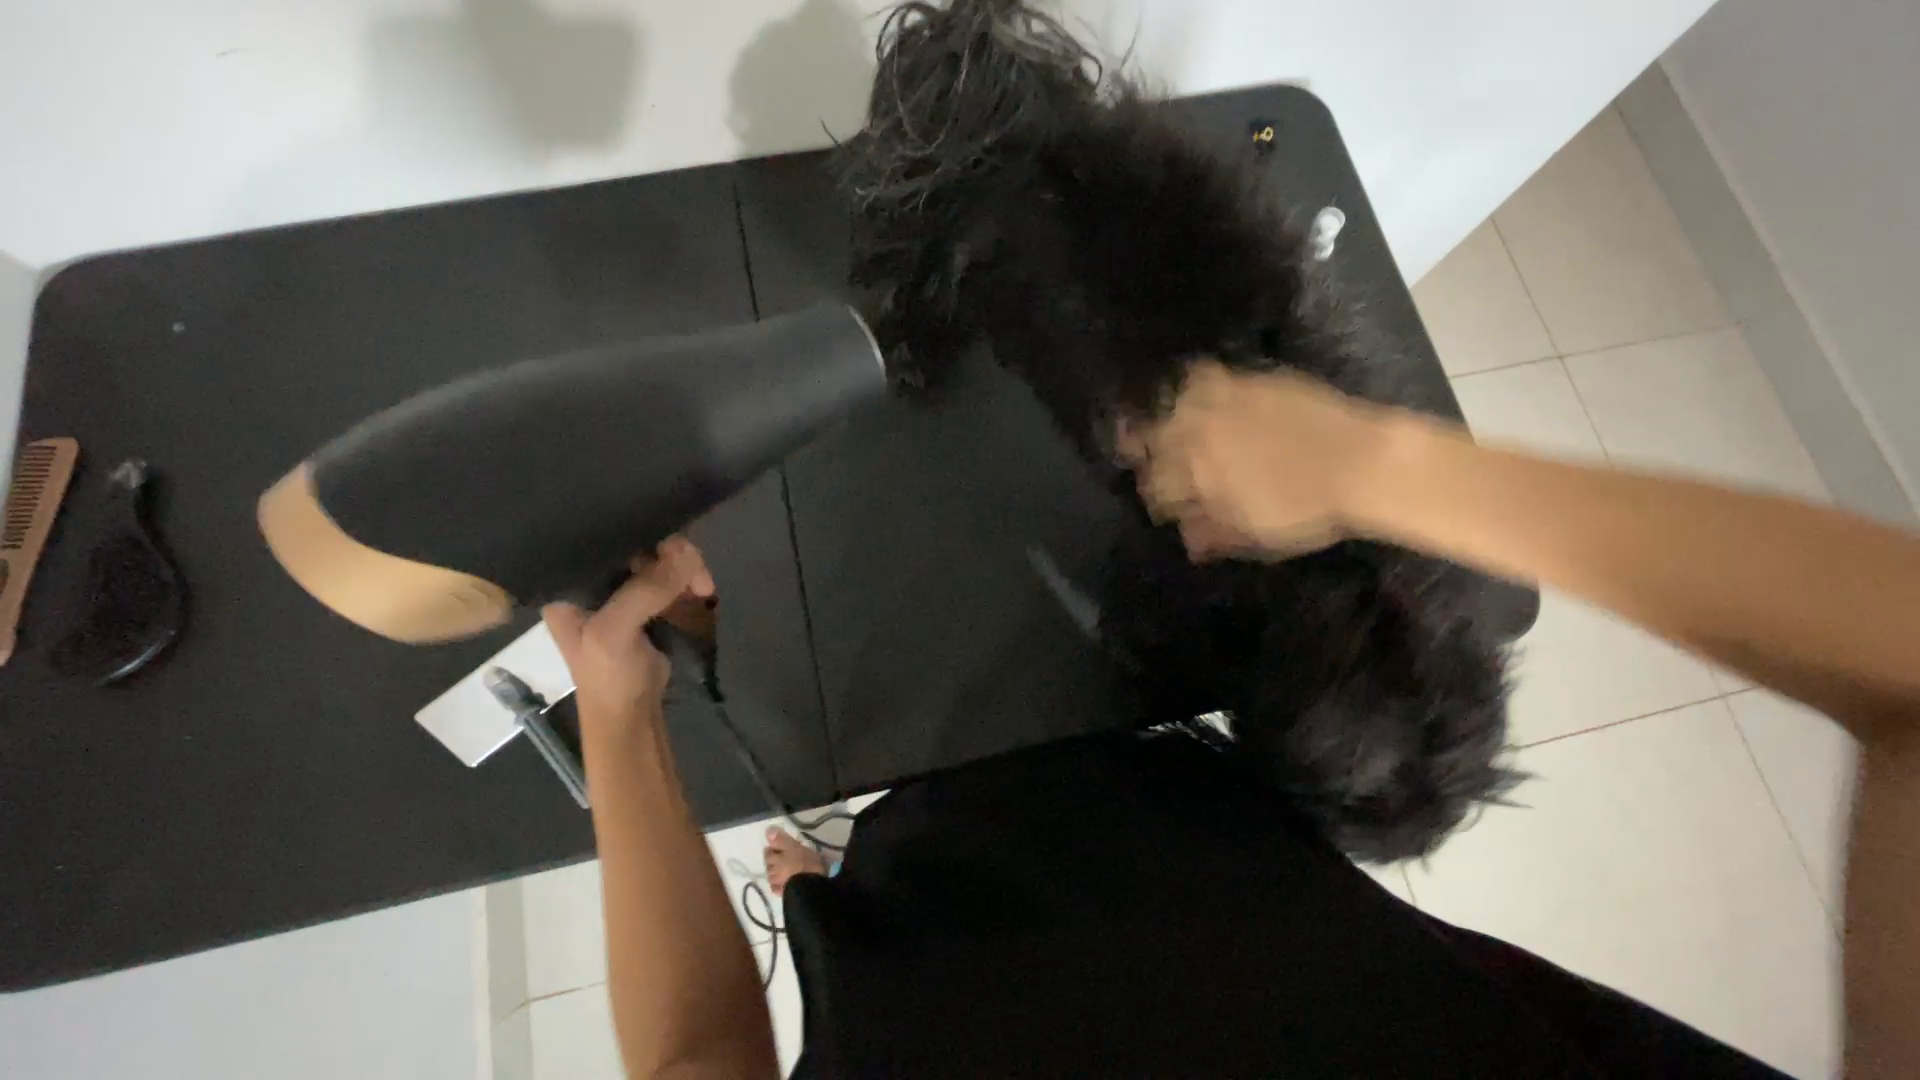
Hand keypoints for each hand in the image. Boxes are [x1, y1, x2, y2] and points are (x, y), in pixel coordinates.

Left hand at [543, 537, 715, 729]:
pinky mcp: (647, 604)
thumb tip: (687, 555)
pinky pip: (671, 578)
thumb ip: (644, 591)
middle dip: (672, 556)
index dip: (638, 535)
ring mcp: (622, 593)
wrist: (631, 718)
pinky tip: (702, 592)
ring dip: (687, 569)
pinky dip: (689, 580)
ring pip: (659, 560)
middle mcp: (593, 581)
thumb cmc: (608, 677)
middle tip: (697, 575)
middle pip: (637, 545)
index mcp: (570, 582)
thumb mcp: (613, 633)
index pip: (603, 539)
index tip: (670, 551)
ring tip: (704, 589)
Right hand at [1124, 361, 1394, 559]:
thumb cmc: (1309, 511)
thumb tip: (1186, 539)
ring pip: (1169, 405)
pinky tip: (1192, 386)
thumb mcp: (1256, 534)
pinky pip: (1203, 376)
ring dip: (1159, 415)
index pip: (1155, 486)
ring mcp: (1221, 405)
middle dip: (1141, 449)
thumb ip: (1214, 533)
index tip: (1159, 499)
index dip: (1153, 494)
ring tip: (1155, 417)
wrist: (1362, 464)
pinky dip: (1191, 383)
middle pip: (1152, 440)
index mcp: (1196, 478)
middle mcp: (1198, 437)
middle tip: (1137, 452)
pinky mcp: (1246, 383)